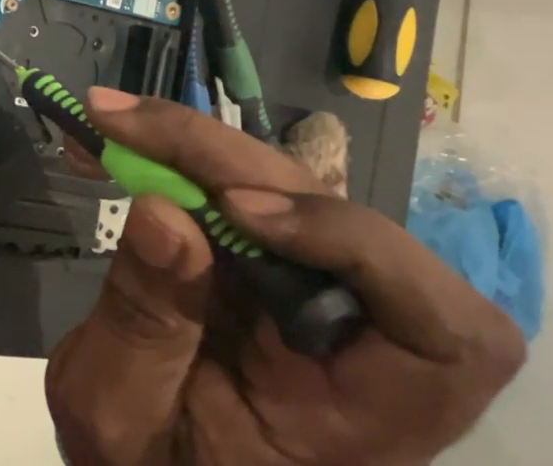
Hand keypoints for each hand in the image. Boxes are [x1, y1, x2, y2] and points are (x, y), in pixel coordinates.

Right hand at [47, 90, 525, 465]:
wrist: (138, 465)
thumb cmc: (139, 463)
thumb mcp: (116, 409)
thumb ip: (143, 322)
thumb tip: (163, 210)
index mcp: (359, 421)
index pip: (442, 331)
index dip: (358, 249)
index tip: (238, 209)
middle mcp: (361, 351)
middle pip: (344, 227)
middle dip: (230, 162)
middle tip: (124, 120)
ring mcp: (315, 302)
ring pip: (295, 197)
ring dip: (200, 150)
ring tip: (110, 122)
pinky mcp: (270, 270)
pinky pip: (247, 200)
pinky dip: (186, 163)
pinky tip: (125, 145)